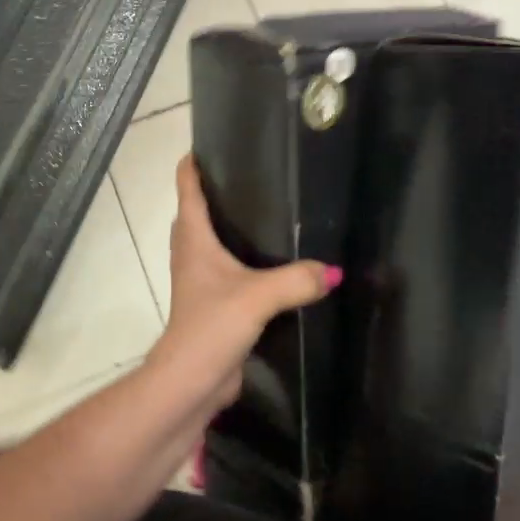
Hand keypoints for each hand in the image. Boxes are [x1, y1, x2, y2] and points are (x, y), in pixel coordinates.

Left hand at [145, 156, 339, 408]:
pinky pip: (226, 268)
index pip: (187, 187)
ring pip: (211, 240)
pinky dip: (241, 258)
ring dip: (228, 225)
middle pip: (197, 210)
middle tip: (252, 172)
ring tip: (266, 209)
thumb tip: (331, 271)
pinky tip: (270, 262)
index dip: (193, 162)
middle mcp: (191, 251)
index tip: (212, 141)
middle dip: (217, 189)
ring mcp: (199, 278)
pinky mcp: (212, 301)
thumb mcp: (257, 298)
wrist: (190, 380)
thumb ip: (295, 281)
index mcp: (193, 237)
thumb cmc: (211, 325)